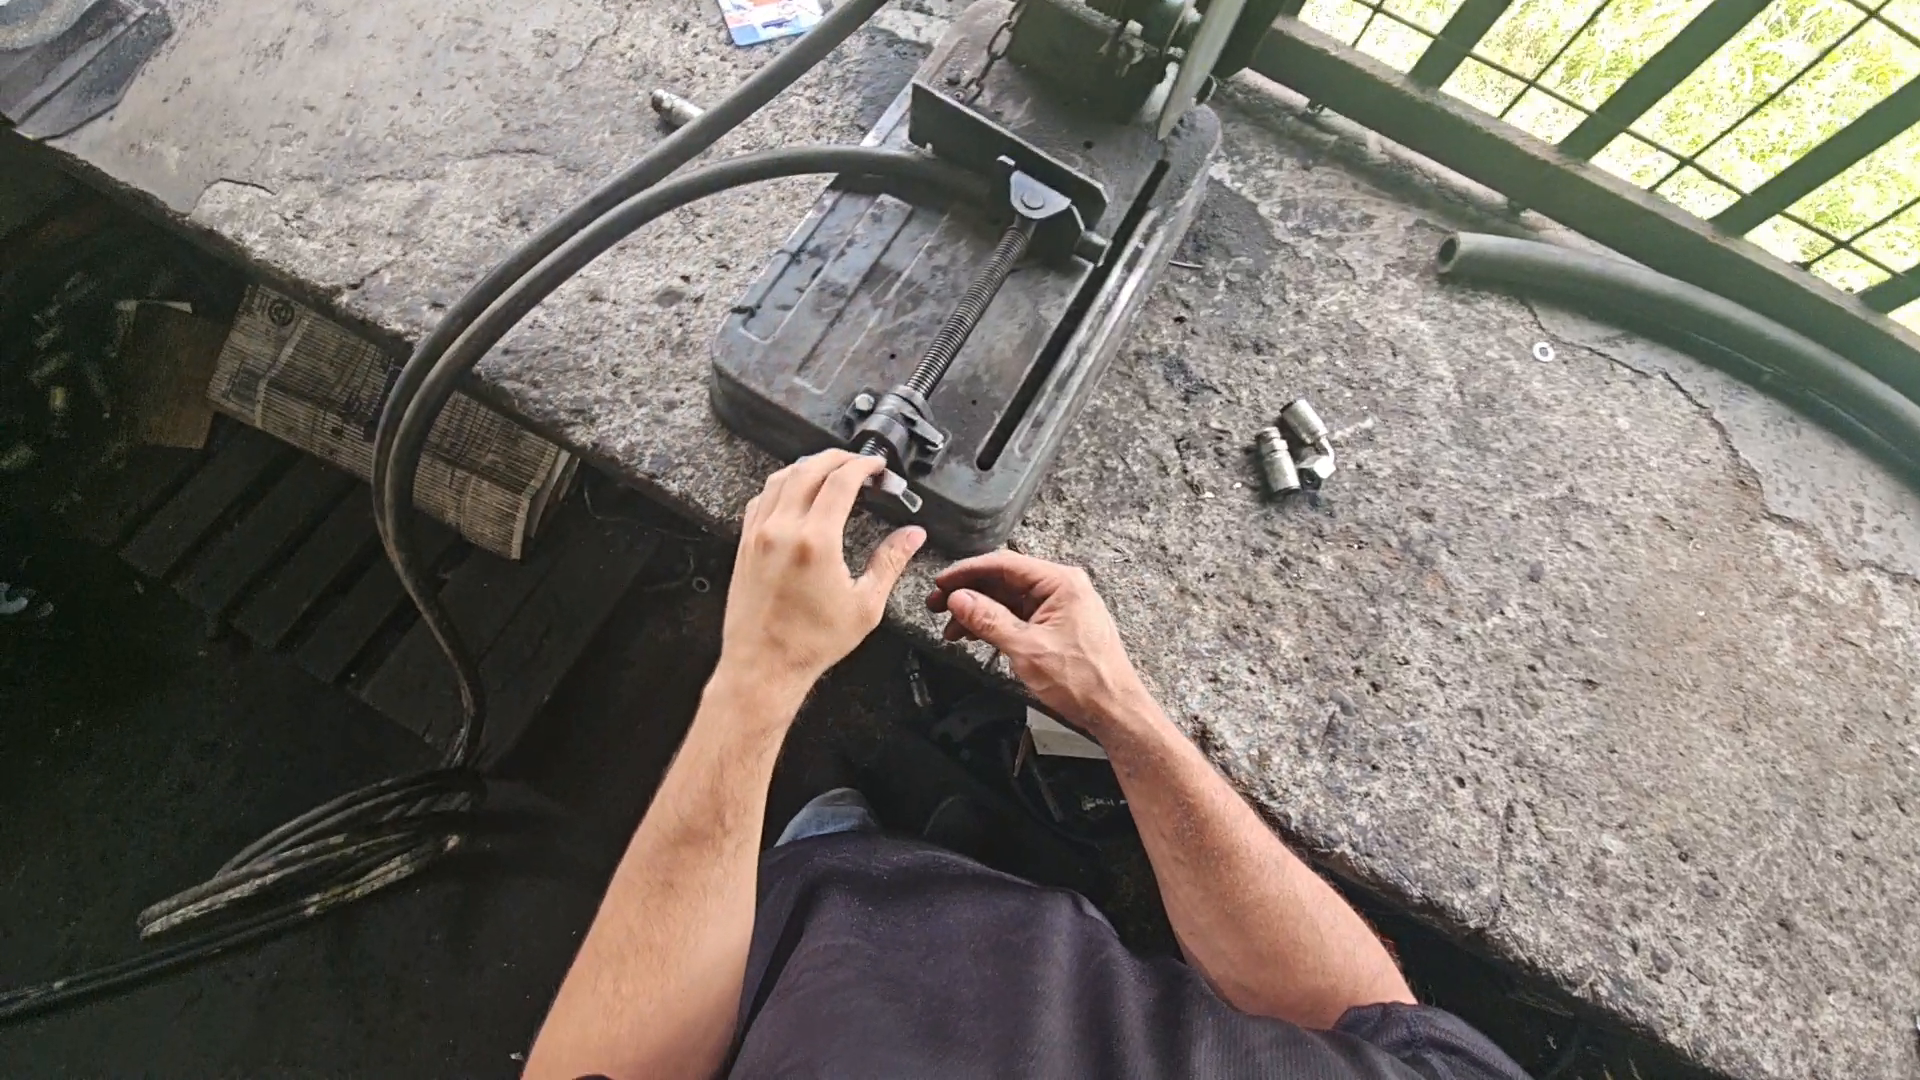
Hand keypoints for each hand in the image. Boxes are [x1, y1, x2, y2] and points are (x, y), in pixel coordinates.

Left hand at [722, 450, 925, 697]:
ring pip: (781, 478)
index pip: (840, 481)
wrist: (763, 668)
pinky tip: (794, 494)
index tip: (876, 467)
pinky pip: (761, 499)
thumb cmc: (810, 643)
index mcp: (816, 541)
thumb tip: (912, 536)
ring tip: (829, 471)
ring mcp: (758, 535)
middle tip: (859, 463)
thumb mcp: (865, 605)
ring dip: (808, 466)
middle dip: (838, 458)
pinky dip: (781, 485)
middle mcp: (782, 530)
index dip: (863, 466)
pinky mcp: (744, 545)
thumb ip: (891, 562)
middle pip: (809, 469)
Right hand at [927, 551, 1150, 735]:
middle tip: (937, 605)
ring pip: (1008, 599)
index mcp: (1060, 582)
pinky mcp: (1056, 625)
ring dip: (978, 611)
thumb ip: (989, 620)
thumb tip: (958, 599)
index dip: (967, 571)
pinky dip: (994, 624)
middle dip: (969, 593)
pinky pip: (1018, 616)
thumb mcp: (1026, 649)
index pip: (1004, 563)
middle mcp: (1061, 587)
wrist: (1114, 711)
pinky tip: (973, 635)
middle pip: (1004, 580)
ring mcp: (1059, 606)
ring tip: (950, 628)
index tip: (941, 582)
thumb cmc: (1083, 680)